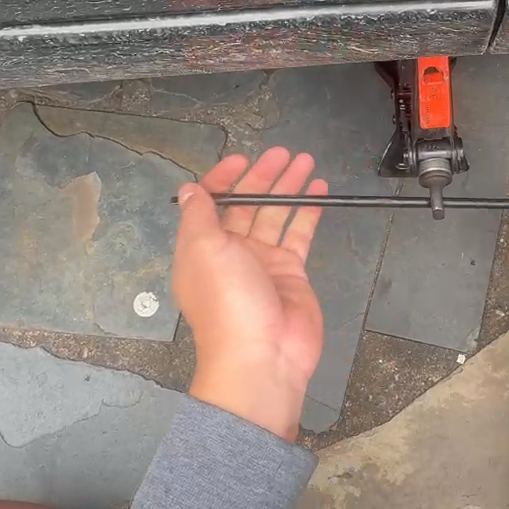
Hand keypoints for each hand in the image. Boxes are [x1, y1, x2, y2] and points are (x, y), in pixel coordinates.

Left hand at [173, 148, 328, 439]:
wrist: (262, 356)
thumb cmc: (228, 300)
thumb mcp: (203, 251)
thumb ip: (198, 216)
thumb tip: (188, 188)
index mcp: (202, 247)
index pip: (210, 203)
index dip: (223, 178)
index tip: (243, 159)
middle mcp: (231, 251)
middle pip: (247, 204)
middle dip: (263, 176)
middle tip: (285, 152)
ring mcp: (263, 261)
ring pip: (276, 214)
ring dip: (289, 187)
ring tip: (306, 161)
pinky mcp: (291, 271)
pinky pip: (299, 232)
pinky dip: (309, 210)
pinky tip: (320, 189)